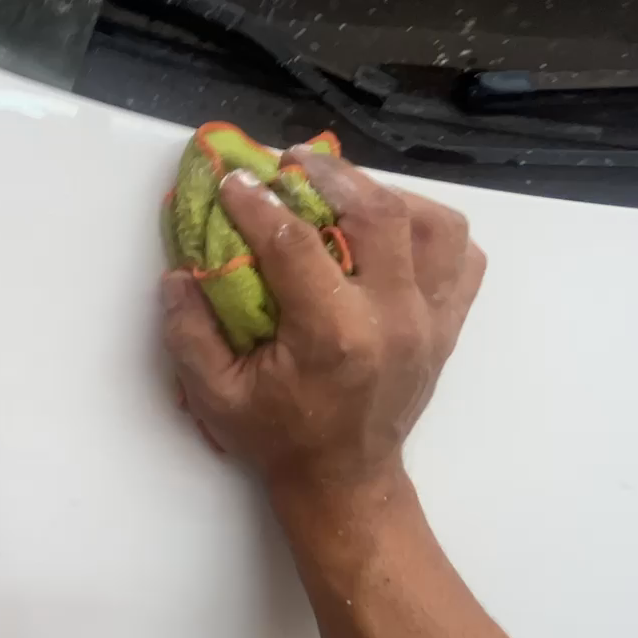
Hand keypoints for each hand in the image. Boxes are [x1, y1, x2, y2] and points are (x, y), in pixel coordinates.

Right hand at [160, 151, 485, 503]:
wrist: (342, 476)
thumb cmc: (274, 437)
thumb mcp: (213, 394)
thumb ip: (189, 333)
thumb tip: (177, 274)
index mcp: (333, 335)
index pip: (296, 246)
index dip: (259, 204)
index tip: (232, 179)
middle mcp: (394, 317)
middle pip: (378, 214)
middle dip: (329, 176)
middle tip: (290, 161)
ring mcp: (432, 318)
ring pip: (434, 223)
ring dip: (384, 193)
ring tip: (342, 186)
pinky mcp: (448, 322)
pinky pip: (460, 253)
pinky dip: (428, 226)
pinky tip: (390, 226)